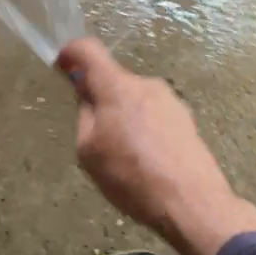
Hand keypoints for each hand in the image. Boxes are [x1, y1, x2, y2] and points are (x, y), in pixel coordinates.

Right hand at [57, 38, 255, 254]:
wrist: (193, 205)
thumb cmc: (132, 177)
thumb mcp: (88, 151)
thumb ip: (84, 115)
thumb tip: (87, 96)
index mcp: (117, 87)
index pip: (88, 49)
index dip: (71, 53)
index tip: (62, 68)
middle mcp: (146, 84)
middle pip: (114, 80)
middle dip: (100, 98)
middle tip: (95, 134)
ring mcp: (171, 101)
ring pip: (135, 99)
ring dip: (124, 116)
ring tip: (125, 156)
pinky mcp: (187, 120)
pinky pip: (154, 115)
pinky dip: (144, 129)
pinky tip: (147, 161)